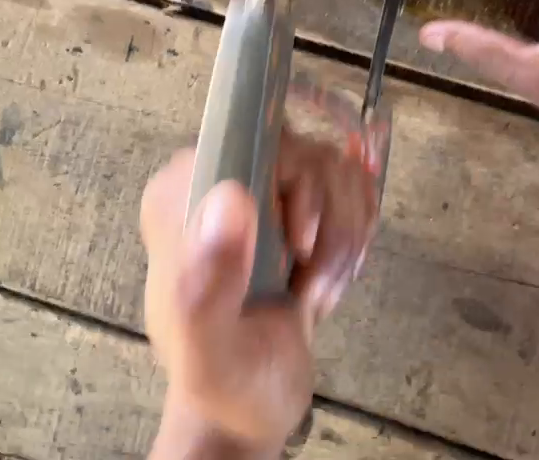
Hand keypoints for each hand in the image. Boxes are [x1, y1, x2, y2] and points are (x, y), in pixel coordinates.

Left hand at [140, 131, 375, 455]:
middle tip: (308, 278)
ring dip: (343, 239)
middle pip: (309, 152)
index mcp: (183, 190)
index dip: (294, 184)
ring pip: (339, 170)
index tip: (295, 244)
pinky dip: (354, 236)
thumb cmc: (226, 381)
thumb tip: (233, 199)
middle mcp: (222, 173)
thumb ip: (207, 286)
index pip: (258, 137)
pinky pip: (356, 187)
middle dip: (327, 223)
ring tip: (314, 287)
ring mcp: (265, 181)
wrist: (255, 402)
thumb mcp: (210, 352)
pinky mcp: (301, 197)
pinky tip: (326, 275)